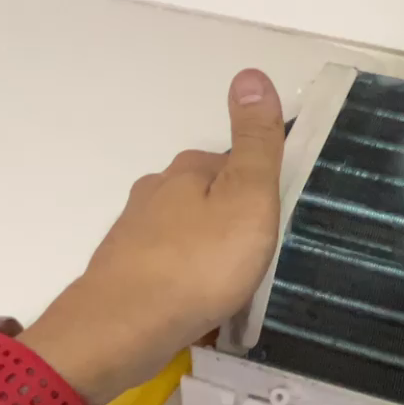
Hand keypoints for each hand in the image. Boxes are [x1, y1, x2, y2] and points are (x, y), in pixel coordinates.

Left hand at [20, 69, 284, 398]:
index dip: (261, 190)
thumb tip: (251, 74)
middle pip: (208, 197)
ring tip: (234, 285)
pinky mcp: (125, 273)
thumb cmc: (199, 263)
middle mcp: (155, 192)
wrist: (124, 330)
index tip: (279, 223)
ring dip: (210, 251)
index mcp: (188, 170)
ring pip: (187, 233)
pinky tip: (201, 304)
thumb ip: (256, 141)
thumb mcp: (248, 197)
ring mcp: (134, 233)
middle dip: (235, 221)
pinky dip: (188, 278)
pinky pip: (170, 267)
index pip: (235, 163)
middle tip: (263, 258)